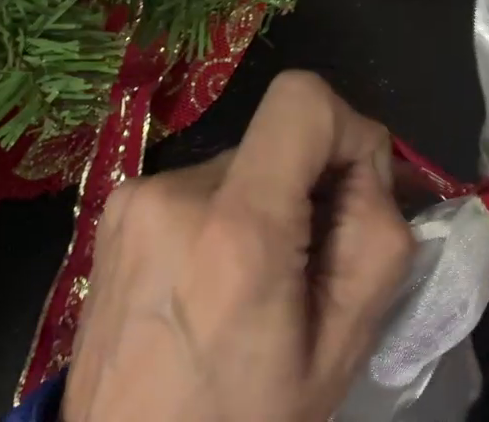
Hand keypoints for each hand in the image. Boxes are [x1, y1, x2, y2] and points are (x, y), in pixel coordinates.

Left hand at [64, 71, 415, 421]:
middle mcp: (176, 192)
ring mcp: (135, 195)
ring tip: (251, 286)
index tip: (354, 194)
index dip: (348, 131)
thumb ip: (376, 241)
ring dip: (263, 207)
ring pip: (240, 166)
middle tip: (307, 270)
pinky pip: (197, 187)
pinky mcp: (113, 205)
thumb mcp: (339, 352)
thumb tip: (369, 169)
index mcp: (237, 230)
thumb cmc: (242, 420)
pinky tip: (208, 282)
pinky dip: (220, 218)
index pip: (302, 99)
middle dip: (310, 189)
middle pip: (277, 141)